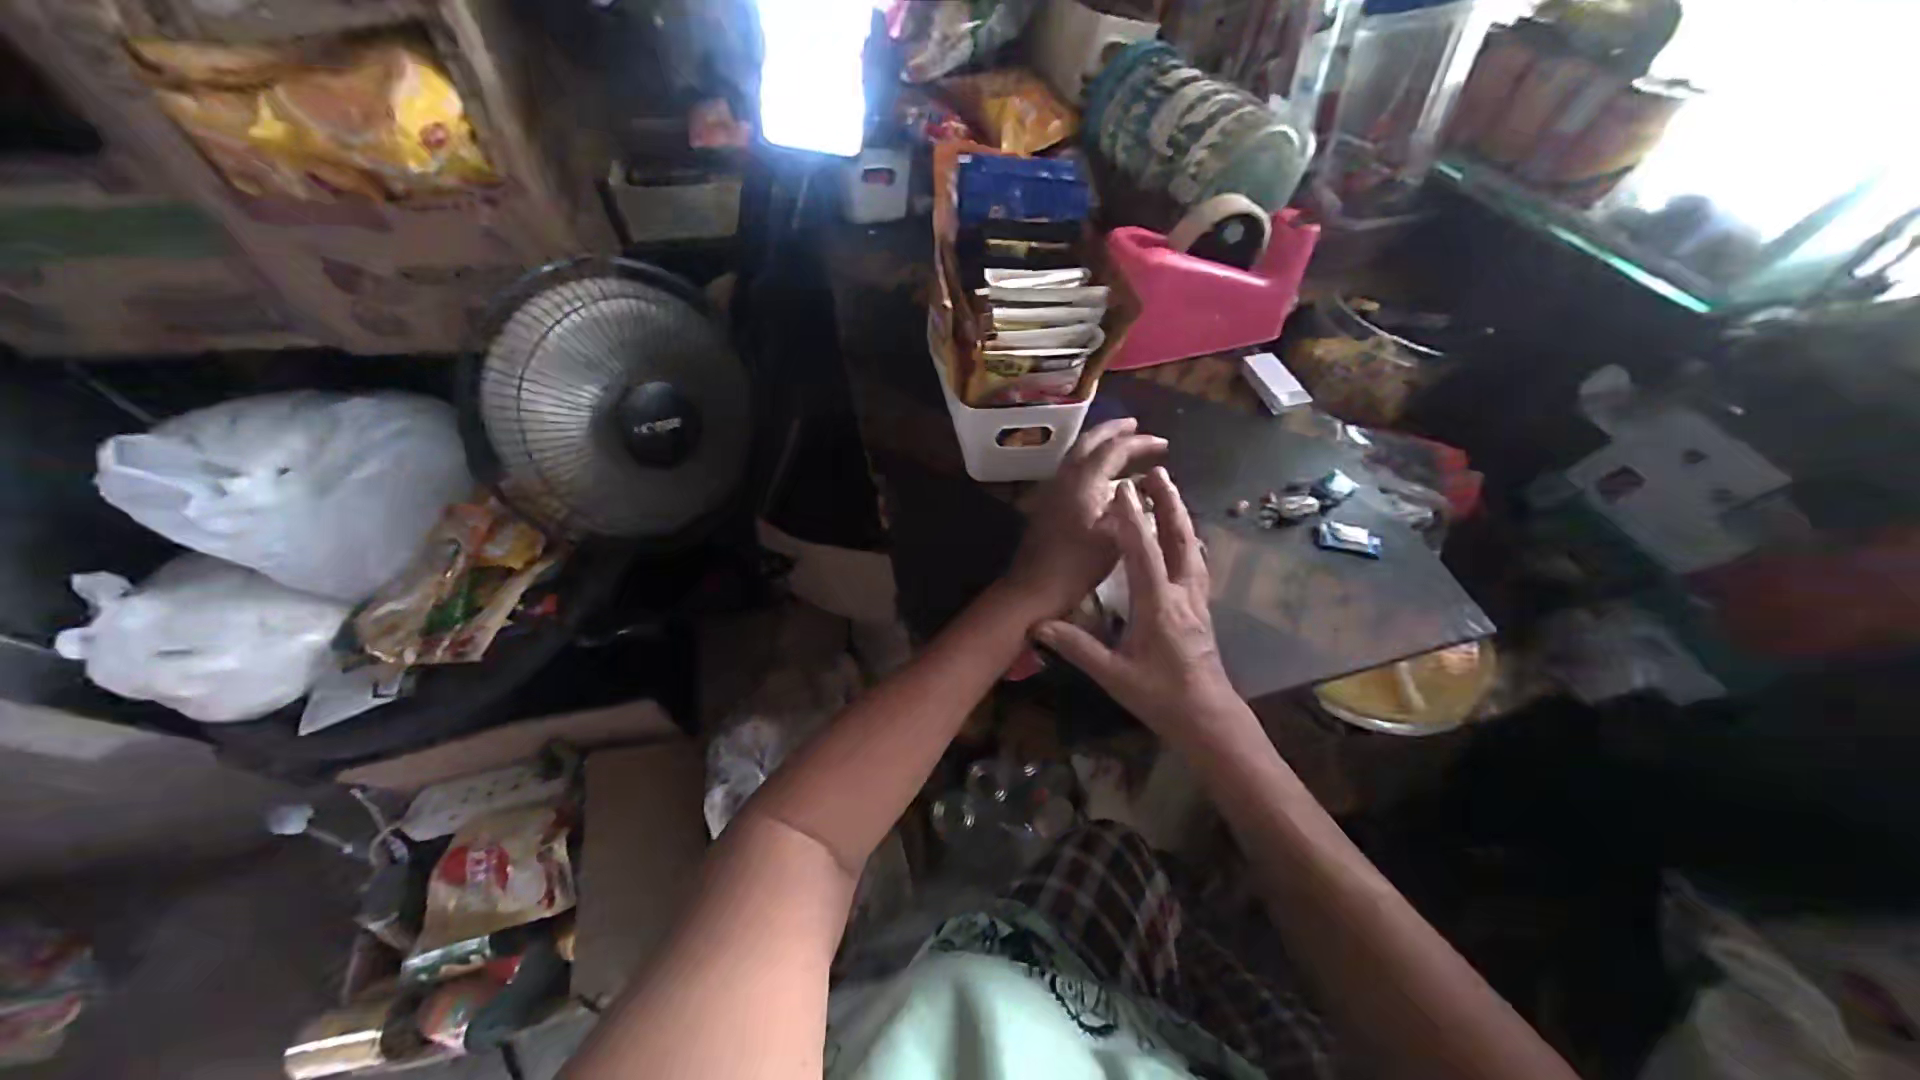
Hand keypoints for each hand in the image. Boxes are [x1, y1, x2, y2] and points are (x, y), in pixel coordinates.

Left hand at [1002, 418, 1166, 619]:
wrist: (1034, 587)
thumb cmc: (1077, 566)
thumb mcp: (1114, 538)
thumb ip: (1129, 507)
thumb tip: (1141, 488)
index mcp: (1083, 481)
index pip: (1114, 449)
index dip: (1140, 443)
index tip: (1163, 442)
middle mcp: (1065, 477)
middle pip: (1089, 442)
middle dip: (1113, 430)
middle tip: (1135, 425)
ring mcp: (1052, 489)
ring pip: (1077, 455)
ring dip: (1099, 444)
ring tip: (1121, 443)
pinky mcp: (1048, 504)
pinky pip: (1072, 470)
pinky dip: (1090, 462)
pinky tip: (1101, 476)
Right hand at [1034, 467, 1243, 740]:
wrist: (1208, 718)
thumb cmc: (1161, 697)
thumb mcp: (1114, 675)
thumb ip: (1077, 647)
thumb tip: (1038, 626)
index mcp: (1159, 605)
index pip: (1144, 552)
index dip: (1132, 518)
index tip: (1122, 487)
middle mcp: (1182, 594)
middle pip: (1179, 538)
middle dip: (1168, 503)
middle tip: (1158, 471)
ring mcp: (1197, 600)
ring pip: (1192, 547)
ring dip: (1180, 516)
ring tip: (1170, 492)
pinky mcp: (1202, 608)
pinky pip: (1196, 563)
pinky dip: (1188, 539)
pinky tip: (1184, 537)